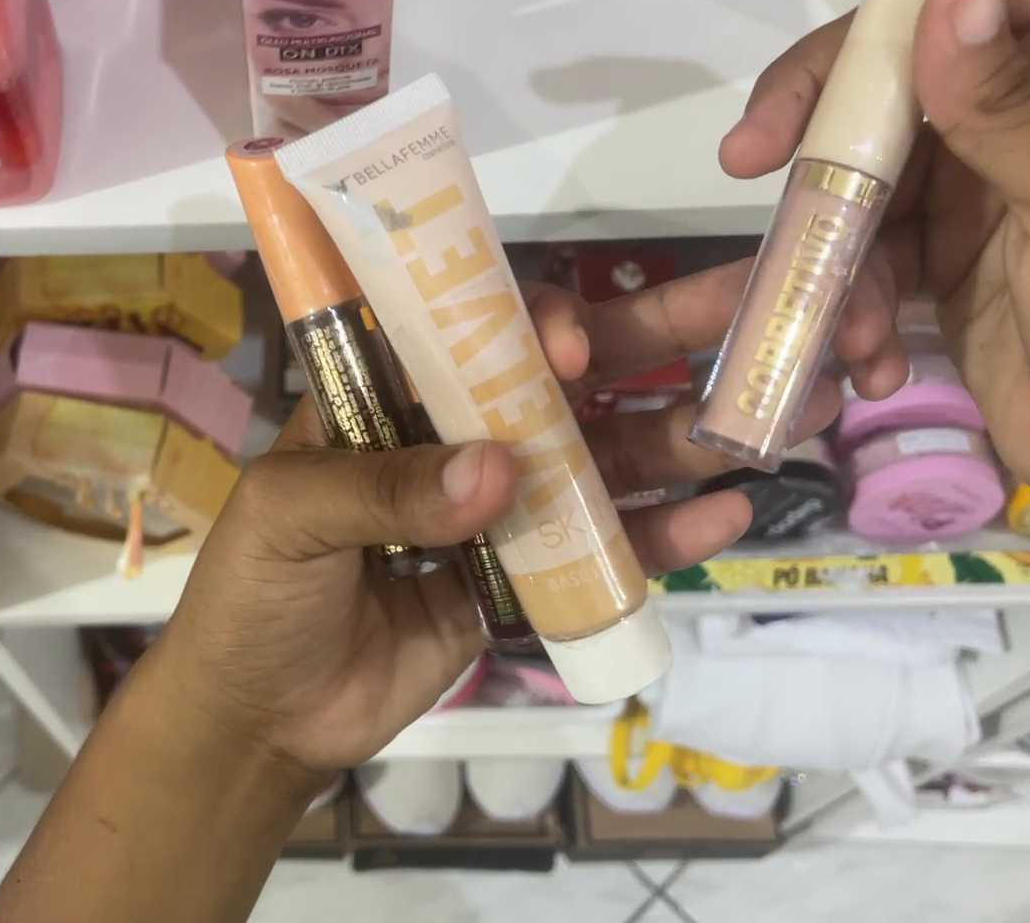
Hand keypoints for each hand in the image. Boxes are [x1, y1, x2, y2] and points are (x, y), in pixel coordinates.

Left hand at [146, 263, 898, 774]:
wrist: (265, 713)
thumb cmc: (254, 592)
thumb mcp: (291, 518)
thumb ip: (384, 490)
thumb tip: (500, 471)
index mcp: (384, 400)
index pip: (466, 332)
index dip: (527, 323)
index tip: (571, 351)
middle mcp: (449, 438)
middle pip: (555, 382)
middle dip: (649, 347)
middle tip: (751, 316)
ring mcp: (493, 510)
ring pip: (594, 459)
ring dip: (679, 437)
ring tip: (775, 418)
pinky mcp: (519, 578)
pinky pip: (595, 548)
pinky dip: (654, 533)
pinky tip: (721, 513)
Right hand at [722, 0, 1029, 508]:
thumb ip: (1017, 111)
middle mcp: (1015, 116)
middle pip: (878, 69)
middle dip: (804, 111)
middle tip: (745, 160)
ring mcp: (964, 190)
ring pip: (848, 170)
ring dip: (826, 241)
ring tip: (844, 316)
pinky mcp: (924, 255)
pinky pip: (851, 249)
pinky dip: (843, 299)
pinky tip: (866, 352)